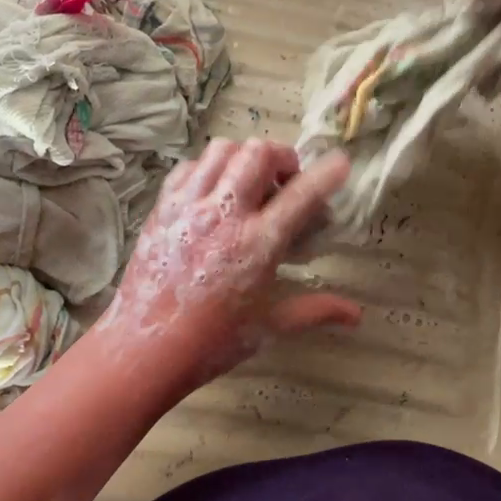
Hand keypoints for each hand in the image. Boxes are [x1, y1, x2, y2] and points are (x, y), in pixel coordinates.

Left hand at [94, 140, 361, 393]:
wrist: (144, 350)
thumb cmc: (212, 343)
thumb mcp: (269, 327)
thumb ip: (315, 311)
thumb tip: (356, 316)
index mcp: (257, 245)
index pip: (301, 194)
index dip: (327, 173)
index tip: (340, 163)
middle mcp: (224, 215)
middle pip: (259, 153)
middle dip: (282, 158)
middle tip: (287, 182)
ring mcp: (189, 207)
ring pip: (222, 149)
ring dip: (245, 157)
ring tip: (251, 183)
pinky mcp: (162, 208)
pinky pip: (190, 166)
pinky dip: (210, 168)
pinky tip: (216, 193)